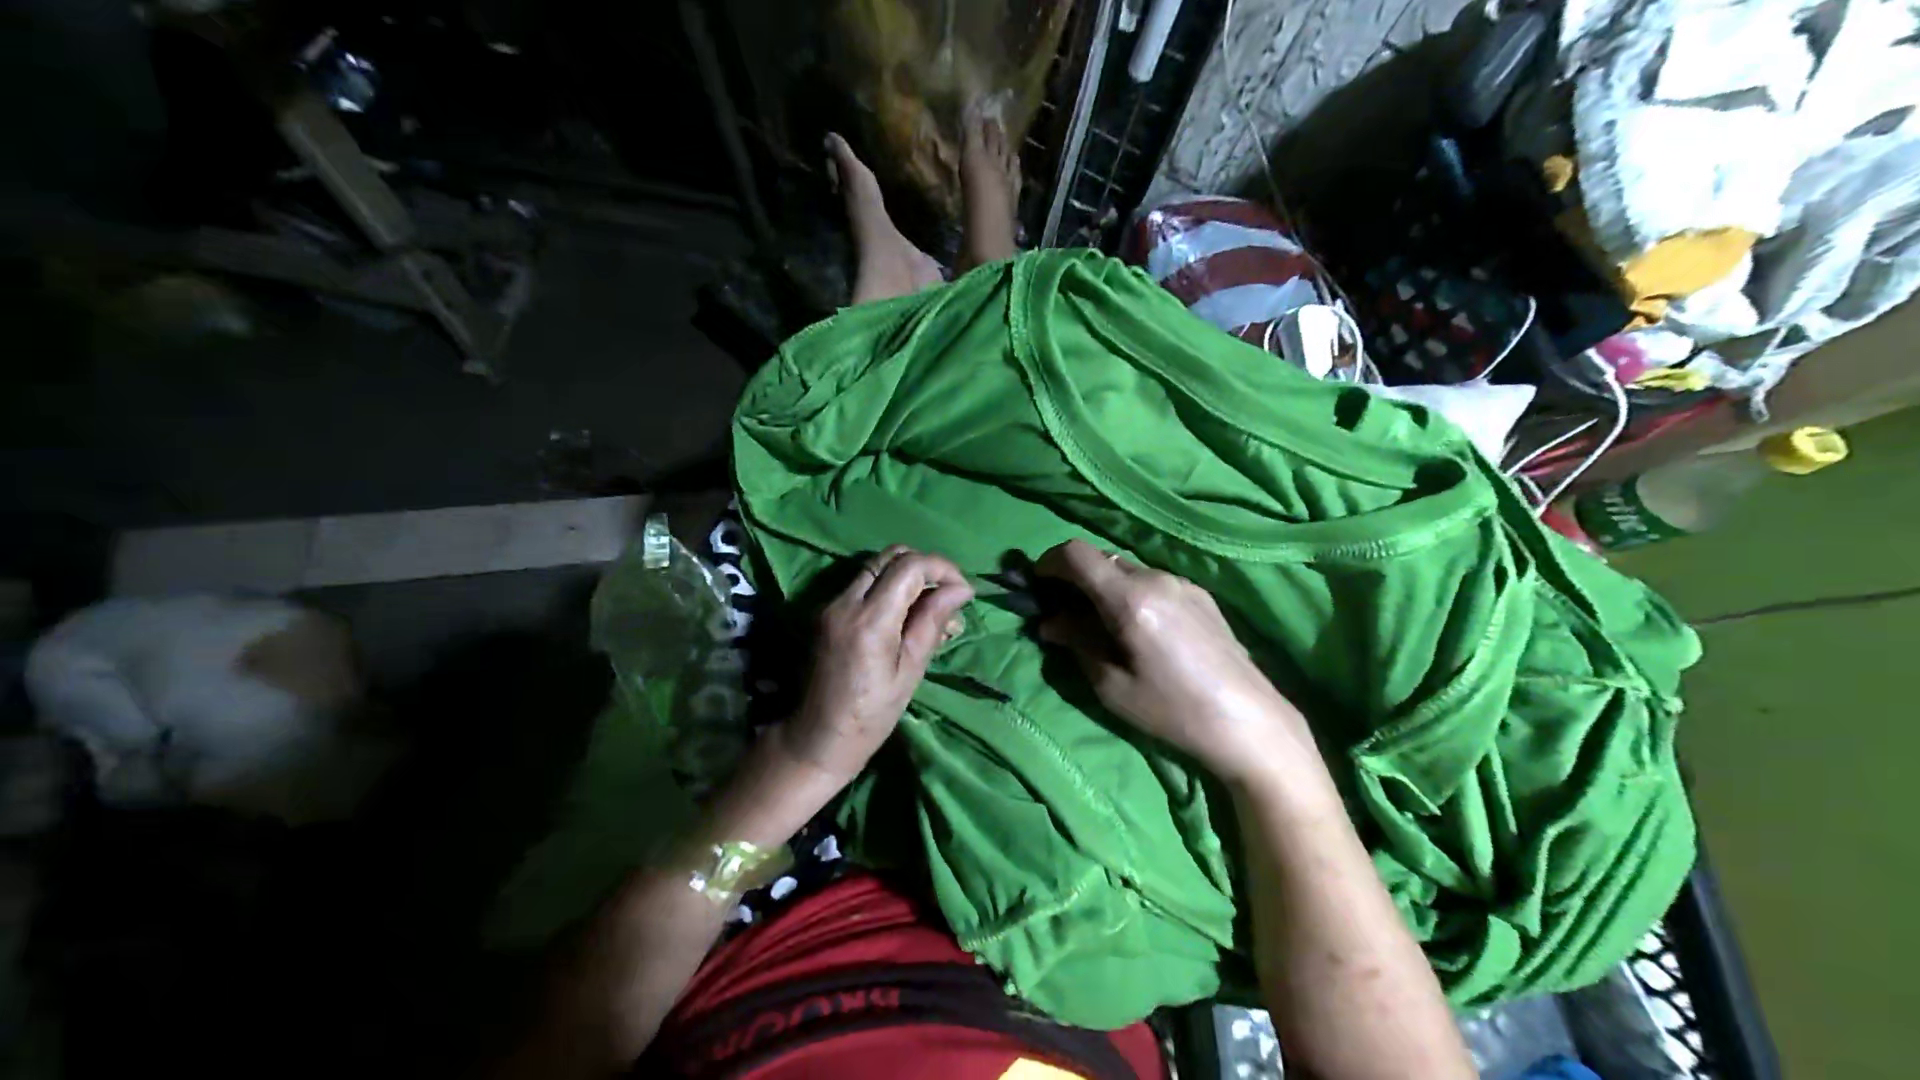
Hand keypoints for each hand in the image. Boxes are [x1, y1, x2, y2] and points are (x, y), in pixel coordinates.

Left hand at [784, 545, 973, 780]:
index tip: (963, 590)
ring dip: (908, 576)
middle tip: (948, 594)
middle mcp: (846, 602)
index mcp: (870, 620)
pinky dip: (890, 588)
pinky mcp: (826, 611)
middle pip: (890, 556)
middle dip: (925, 566)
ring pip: (876, 567)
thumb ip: (931, 622)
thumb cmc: (871, 715)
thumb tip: (960, 589)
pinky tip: (906, 616)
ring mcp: (832, 604)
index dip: (942, 568)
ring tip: (932, 608)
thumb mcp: (910, 671)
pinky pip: (863, 584)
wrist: (818, 737)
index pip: (909, 567)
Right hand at [1034, 539, 1318, 787]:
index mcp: (1130, 599)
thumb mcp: (1112, 686)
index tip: (1037, 585)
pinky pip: (1153, 582)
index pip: (1076, 554)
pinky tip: (1138, 629)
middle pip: (1102, 559)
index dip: (1048, 562)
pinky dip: (1131, 594)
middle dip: (1074, 579)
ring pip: (1128, 570)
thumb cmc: (1173, 711)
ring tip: (1101, 625)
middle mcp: (1157, 578)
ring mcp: (1183, 584)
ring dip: (1104, 587)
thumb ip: (1077, 643)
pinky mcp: (1202, 596)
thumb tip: (1051, 622)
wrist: (1250, 723)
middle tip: (1063, 613)